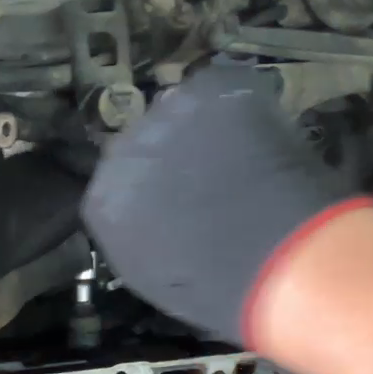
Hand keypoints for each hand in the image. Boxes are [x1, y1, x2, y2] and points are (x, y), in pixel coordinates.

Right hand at [82, 63, 372, 344]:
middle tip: (205, 179)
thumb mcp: (150, 272)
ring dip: (200, 128)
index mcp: (101, 201)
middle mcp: (121, 148)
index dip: (147, 191)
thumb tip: (150, 214)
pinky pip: (221, 89)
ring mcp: (167, 111)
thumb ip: (135, 232)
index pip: (113, 184)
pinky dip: (237, 106)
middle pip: (140, 141)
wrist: (271, 257)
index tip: (170, 205)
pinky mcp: (214, 86)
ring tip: (234, 158)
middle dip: (167, 155)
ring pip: (178, 111)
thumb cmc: (210, 287)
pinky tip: (257, 137)